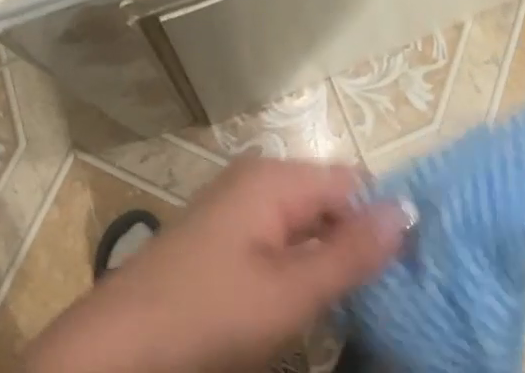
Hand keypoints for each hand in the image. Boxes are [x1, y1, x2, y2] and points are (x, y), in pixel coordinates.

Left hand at [23, 157, 412, 372]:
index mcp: (276, 177)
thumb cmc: (208, 314)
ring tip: (342, 302)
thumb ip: (352, 252)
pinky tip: (298, 302)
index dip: (381, 223)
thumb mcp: (290, 291)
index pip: (354, 183)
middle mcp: (257, 178)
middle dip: (353, 242)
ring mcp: (235, 206)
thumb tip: (408, 210)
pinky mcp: (221, 237)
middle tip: (375, 295)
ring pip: (304, 224)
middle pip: (328, 201)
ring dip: (325, 260)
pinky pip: (277, 240)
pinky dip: (295, 267)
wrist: (116, 348)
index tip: (405, 272)